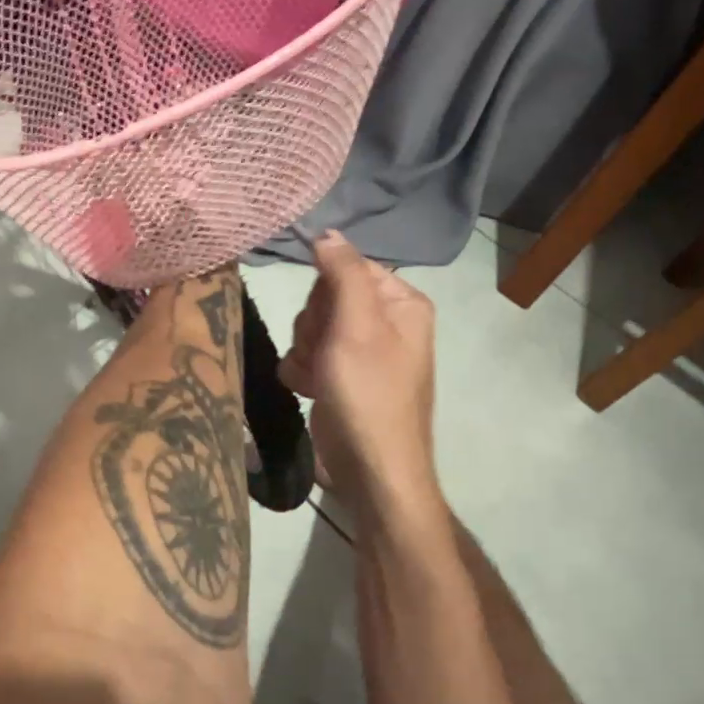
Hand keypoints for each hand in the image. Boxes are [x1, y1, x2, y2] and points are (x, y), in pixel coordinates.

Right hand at [279, 231, 438, 507]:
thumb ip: (342, 272)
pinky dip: (302, 370)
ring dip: (304, 350)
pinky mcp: (341, 377)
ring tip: (318, 377)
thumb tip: (326, 231)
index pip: (347, 266)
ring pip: (310, 325)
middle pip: (325, 296)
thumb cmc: (368, 395)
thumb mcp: (356, 326)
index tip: (327, 320)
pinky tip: (309, 389)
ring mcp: (362, 352)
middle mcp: (386, 322)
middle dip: (313, 325)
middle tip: (324, 353)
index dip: (325, 292)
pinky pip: (307, 354)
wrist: (371, 472)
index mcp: (401, 303)